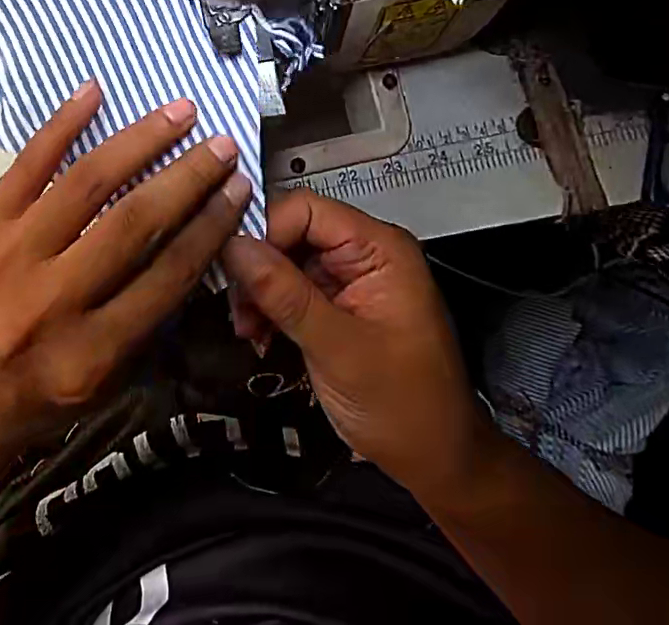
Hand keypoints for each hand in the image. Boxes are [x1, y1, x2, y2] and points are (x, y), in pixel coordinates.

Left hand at [0, 81, 250, 474]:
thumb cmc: (42, 395)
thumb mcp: (109, 378)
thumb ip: (152, 313)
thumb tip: (197, 234)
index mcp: (89, 353)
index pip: (167, 274)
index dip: (211, 225)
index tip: (239, 188)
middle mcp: (48, 303)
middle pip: (133, 223)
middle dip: (187, 177)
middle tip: (221, 145)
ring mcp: (8, 258)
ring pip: (85, 184)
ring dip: (139, 141)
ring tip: (179, 113)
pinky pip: (26, 166)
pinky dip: (61, 125)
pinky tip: (93, 93)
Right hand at [223, 189, 499, 500]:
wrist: (434, 459)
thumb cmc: (406, 406)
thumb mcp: (339, 349)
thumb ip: (285, 294)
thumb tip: (236, 248)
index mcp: (379, 249)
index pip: (306, 210)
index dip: (265, 231)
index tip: (234, 266)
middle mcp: (362, 253)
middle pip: (290, 232)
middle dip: (257, 266)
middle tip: (236, 304)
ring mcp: (347, 277)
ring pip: (282, 259)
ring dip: (258, 291)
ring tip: (248, 327)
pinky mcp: (333, 302)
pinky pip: (287, 287)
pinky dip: (267, 307)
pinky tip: (259, 333)